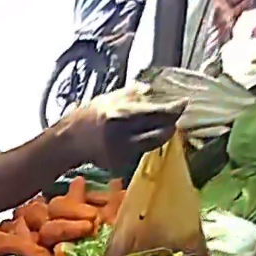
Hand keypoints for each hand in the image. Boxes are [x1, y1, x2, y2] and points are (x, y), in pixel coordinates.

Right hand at [60, 89, 185, 171]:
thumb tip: (155, 91)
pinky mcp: (121, 165)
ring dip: (158, 135)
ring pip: (152, 145)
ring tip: (156, 126)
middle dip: (170, 125)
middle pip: (160, 133)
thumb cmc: (91, 115)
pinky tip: (136, 139)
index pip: (157, 113)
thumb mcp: (112, 97)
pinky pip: (140, 153)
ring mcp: (122, 154)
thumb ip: (135, 94)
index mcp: (122, 115)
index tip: (184, 103)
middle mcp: (124, 137)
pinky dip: (144, 145)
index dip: (173, 109)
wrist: (71, 141)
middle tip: (173, 117)